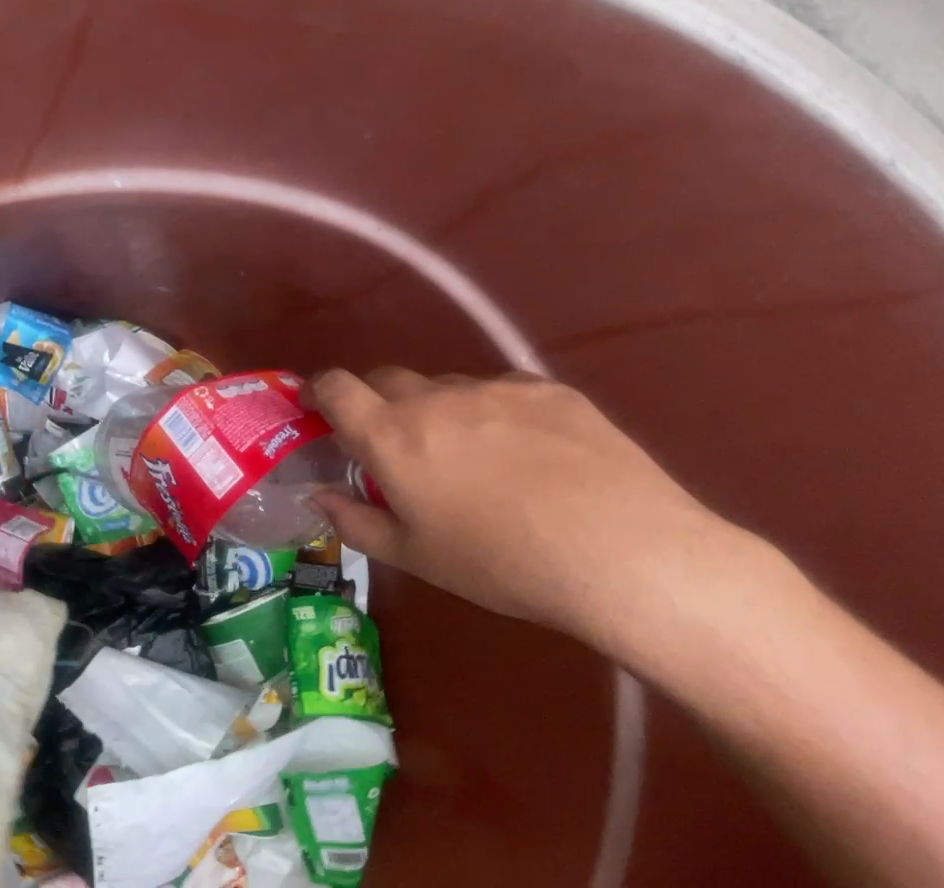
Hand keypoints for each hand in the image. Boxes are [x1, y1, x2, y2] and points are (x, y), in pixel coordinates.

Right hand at [308, 367, 746, 638]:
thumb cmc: (501, 564)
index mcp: (392, 436)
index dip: (319, 391)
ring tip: (470, 457)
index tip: (318, 410)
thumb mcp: (416, 557)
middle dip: (378, 403)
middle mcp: (435, 398)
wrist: (624, 554)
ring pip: (447, 386)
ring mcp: (496, 389)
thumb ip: (356, 522)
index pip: (336, 387)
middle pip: (387, 379)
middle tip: (395, 447)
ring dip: (438, 410)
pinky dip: (493, 412)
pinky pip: (502, 391)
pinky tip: (527, 454)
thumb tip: (321, 497)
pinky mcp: (550, 391)